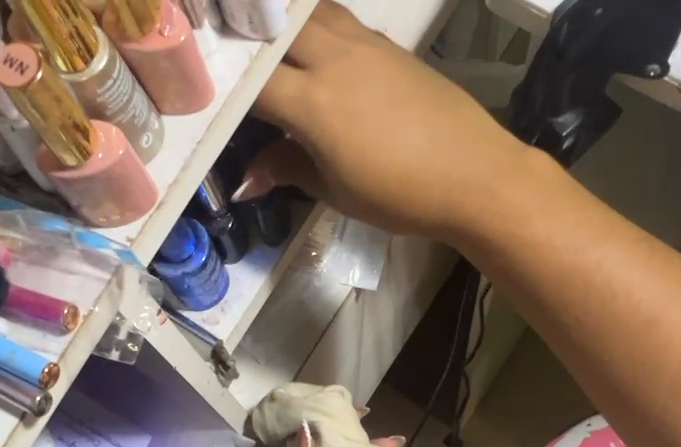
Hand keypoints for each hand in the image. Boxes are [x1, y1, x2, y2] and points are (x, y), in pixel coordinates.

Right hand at [238, 3, 538, 240]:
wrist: (473, 174)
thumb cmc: (400, 195)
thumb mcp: (337, 191)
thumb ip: (288, 170)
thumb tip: (245, 179)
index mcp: (314, 103)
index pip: (252, 83)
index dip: (225, 89)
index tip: (207, 98)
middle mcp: (334, 59)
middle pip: (275, 28)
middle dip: (248, 40)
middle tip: (228, 57)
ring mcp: (365, 45)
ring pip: (309, 13)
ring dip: (284, 25)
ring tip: (268, 46)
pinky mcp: (389, 46)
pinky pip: (341, 22)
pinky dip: (318, 28)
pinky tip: (315, 53)